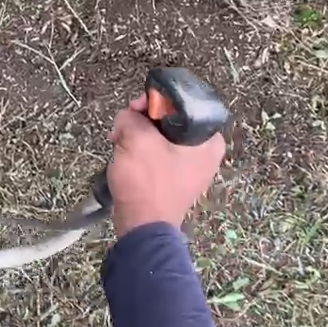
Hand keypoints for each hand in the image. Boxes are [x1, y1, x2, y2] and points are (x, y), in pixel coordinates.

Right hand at [106, 95, 226, 233]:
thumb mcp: (137, 139)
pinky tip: (124, 157)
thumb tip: (128, 116)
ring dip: (136, 137)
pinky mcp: (174, 178)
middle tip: (122, 129)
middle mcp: (205, 152)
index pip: (182, 105)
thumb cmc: (147, 181)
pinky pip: (156, 154)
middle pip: (169, 121)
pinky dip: (139, 152)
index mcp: (209, 140)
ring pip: (159, 137)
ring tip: (119, 144)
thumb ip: (132, 117)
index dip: (154, 102)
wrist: (142, 224)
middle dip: (141, 122)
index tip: (134, 108)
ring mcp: (190, 167)